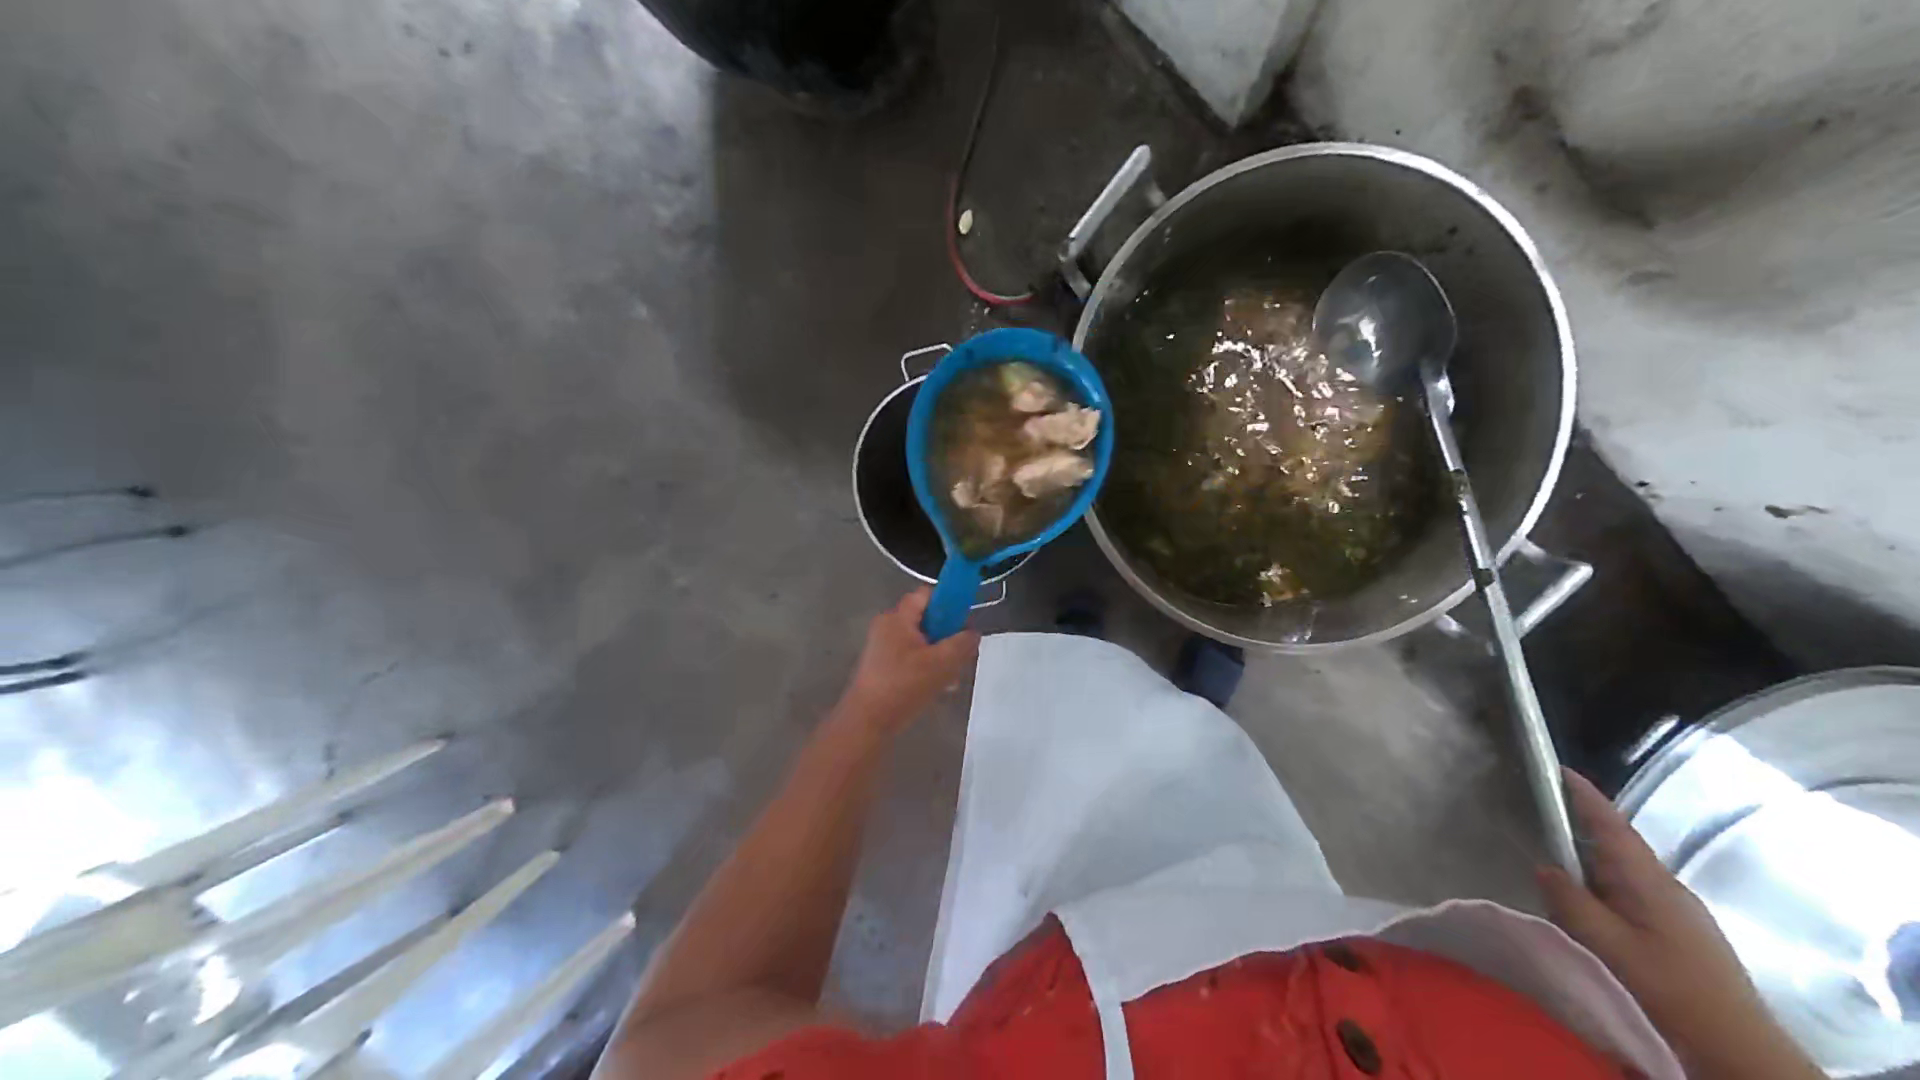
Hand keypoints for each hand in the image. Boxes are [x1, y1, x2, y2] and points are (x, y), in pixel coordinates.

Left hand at [837, 589, 979, 733]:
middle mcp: (887, 626)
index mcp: (897, 618)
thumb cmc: (903, 686)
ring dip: (939, 655)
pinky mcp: (882, 666)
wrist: (868, 721)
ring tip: (951, 677)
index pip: (927, 594)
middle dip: (947, 635)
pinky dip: (926, 667)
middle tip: (960, 654)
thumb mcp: (941, 663)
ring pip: (921, 641)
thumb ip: (962, 644)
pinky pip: (911, 657)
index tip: (965, 620)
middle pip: (926, 619)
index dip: (949, 601)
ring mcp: (883, 647)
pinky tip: (938, 687)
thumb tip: (972, 633)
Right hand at [1538, 770, 1822, 1079]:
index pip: (1613, 826)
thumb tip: (1544, 866)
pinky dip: (1602, 884)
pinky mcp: (1679, 932)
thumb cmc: (1670, 984)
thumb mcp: (1608, 943)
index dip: (1586, 796)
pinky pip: (1630, 893)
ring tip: (1550, 854)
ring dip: (1589, 859)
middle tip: (1538, 810)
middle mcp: (1666, 887)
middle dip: (1581, 825)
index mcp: (1649, 881)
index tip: (1559, 768)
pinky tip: (1585, 899)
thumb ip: (1571, 901)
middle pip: (1618, 845)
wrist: (1736, 1044)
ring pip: (1623, 871)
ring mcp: (1677, 911)